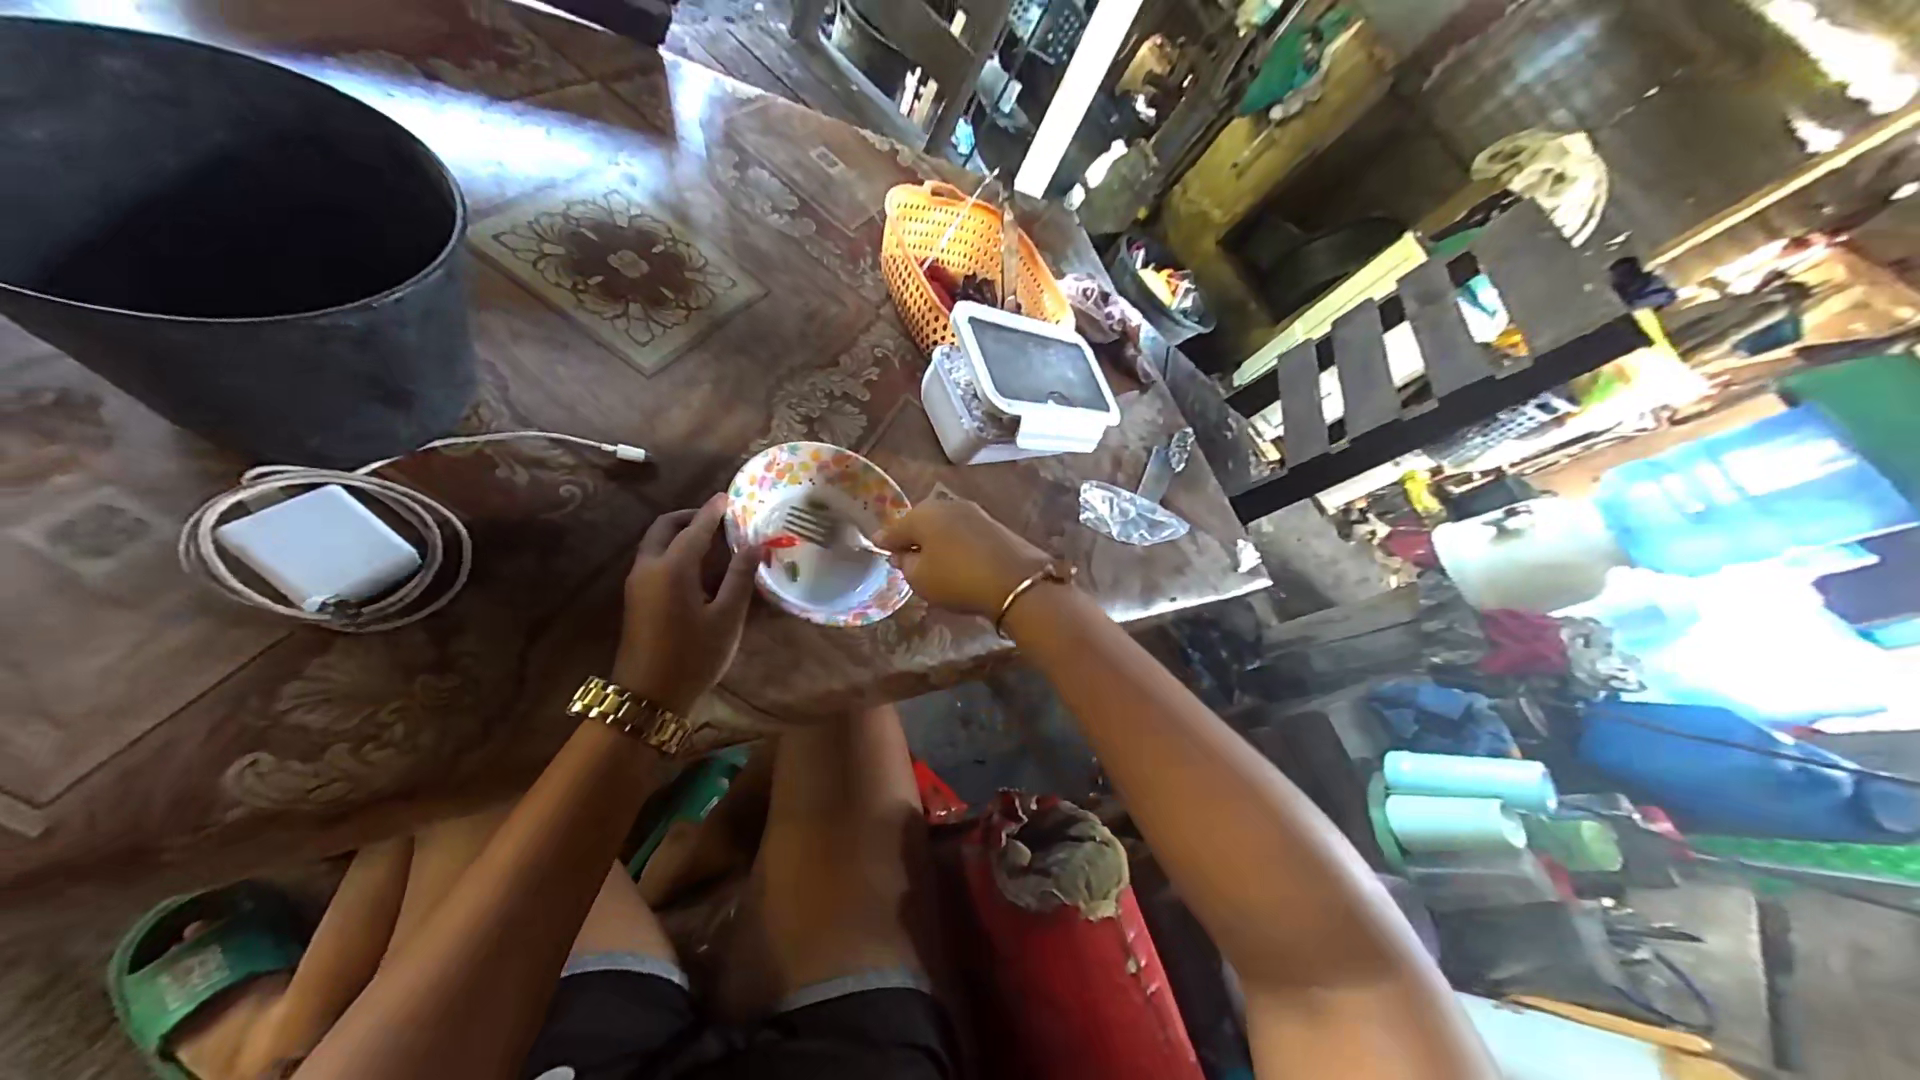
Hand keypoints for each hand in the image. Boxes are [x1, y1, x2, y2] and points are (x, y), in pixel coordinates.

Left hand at [612, 494, 759, 712]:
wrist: (649, 696)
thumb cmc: (693, 656)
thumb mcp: (726, 617)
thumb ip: (740, 576)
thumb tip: (755, 545)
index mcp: (672, 568)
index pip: (695, 528)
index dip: (713, 511)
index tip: (729, 497)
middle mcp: (649, 567)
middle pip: (665, 527)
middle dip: (690, 517)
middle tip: (718, 517)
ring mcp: (637, 583)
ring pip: (656, 543)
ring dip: (680, 533)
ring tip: (712, 539)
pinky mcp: (636, 598)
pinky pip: (654, 559)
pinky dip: (673, 550)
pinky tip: (697, 566)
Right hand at [874, 499, 1052, 617]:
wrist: (1016, 582)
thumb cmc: (958, 579)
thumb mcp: (920, 579)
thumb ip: (905, 563)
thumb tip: (902, 553)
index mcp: (923, 514)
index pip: (895, 529)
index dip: (885, 541)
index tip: (877, 546)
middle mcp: (947, 505)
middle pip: (921, 521)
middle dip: (912, 536)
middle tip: (905, 556)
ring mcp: (973, 512)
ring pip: (944, 525)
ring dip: (936, 539)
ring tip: (931, 559)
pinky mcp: (993, 524)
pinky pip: (963, 532)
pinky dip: (955, 542)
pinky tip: (956, 557)